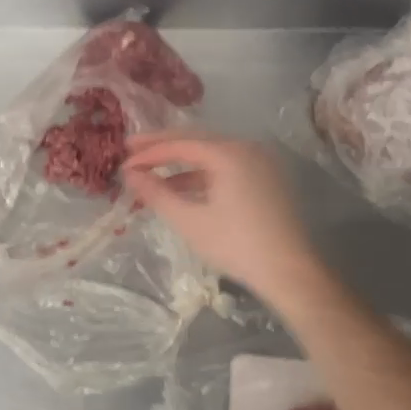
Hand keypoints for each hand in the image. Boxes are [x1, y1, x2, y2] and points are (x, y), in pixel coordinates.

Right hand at [122, 131, 315, 291]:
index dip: (148, 152)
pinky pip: (225, 166)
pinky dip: (200, 173)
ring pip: (211, 153)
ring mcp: (259, 162)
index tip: (123, 162)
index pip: (179, 144)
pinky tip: (182, 188)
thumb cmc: (235, 244)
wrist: (287, 270)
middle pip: (196, 140)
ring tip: (152, 174)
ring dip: (180, 162)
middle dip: (162, 146)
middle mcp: (246, 148)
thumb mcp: (189, 221)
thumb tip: (131, 175)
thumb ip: (157, 194)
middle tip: (132, 150)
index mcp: (228, 153)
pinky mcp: (265, 178)